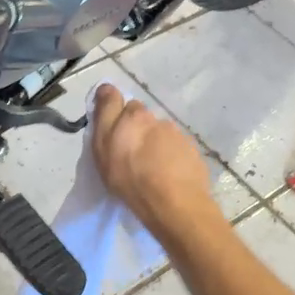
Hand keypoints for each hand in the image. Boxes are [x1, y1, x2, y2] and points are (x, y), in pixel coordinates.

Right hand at [89, 83, 222, 247]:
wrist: (175, 204)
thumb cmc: (130, 178)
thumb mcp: (103, 151)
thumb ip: (104, 118)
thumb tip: (106, 90)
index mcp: (131, 116)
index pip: (114, 97)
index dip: (110, 105)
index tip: (108, 120)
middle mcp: (154, 118)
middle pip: (138, 115)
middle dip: (133, 126)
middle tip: (129, 151)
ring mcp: (176, 133)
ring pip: (158, 131)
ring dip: (153, 141)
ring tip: (151, 166)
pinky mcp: (191, 149)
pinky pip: (175, 146)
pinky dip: (169, 154)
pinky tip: (167, 173)